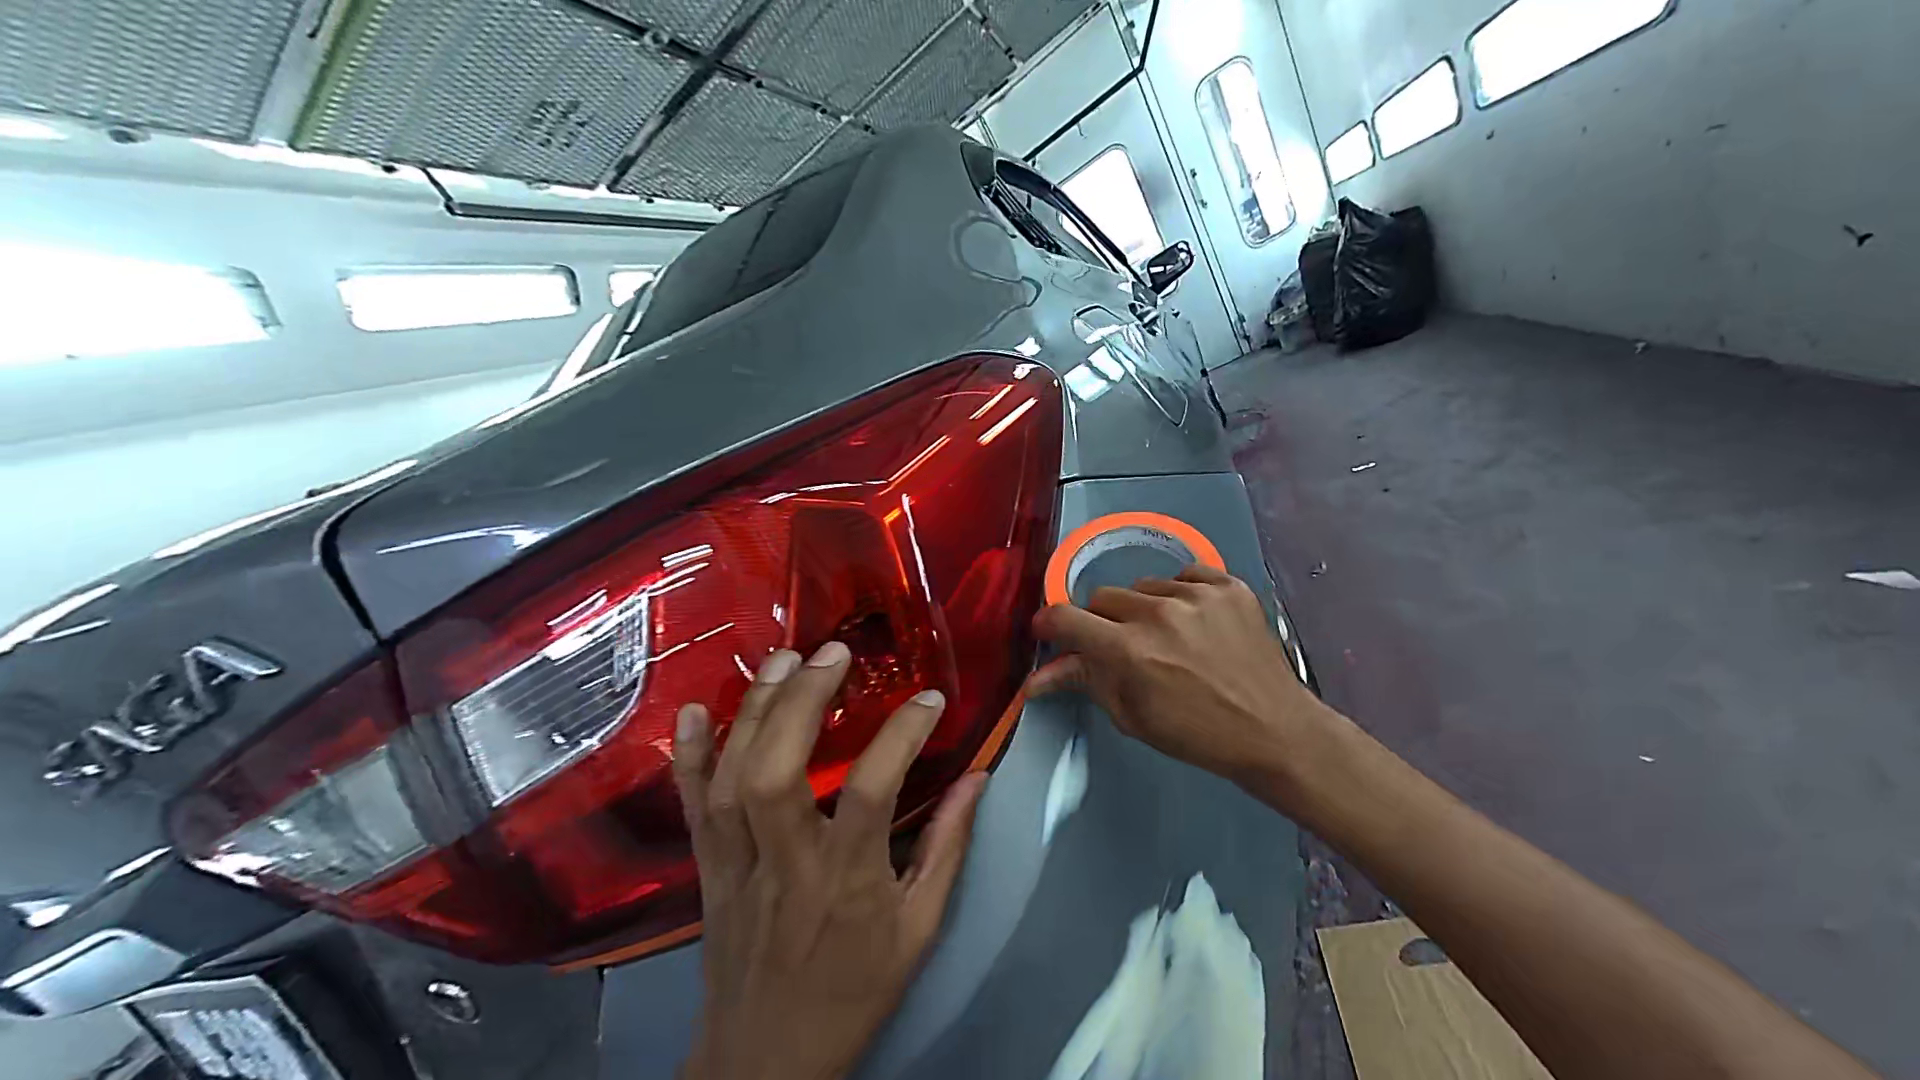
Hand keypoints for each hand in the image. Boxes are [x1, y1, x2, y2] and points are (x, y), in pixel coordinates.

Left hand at [674, 642, 987, 1079]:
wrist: (767, 1058)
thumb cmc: (855, 990)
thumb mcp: (919, 930)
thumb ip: (947, 849)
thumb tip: (976, 778)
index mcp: (846, 880)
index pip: (872, 792)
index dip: (902, 735)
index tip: (928, 698)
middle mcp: (785, 863)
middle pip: (779, 773)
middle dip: (802, 702)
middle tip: (832, 652)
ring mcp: (736, 864)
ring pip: (733, 779)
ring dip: (753, 711)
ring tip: (783, 658)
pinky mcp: (706, 869)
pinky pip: (691, 808)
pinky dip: (687, 757)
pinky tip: (691, 711)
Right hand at [1026, 564, 1327, 788]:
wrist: (1275, 730)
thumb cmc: (1196, 734)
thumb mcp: (1131, 716)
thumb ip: (1084, 682)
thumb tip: (1036, 678)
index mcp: (1131, 650)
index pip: (1067, 618)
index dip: (1049, 623)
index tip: (1047, 631)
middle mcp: (1160, 613)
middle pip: (1102, 597)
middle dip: (1101, 622)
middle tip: (1118, 646)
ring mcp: (1198, 594)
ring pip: (1142, 585)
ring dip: (1140, 608)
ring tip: (1164, 635)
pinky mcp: (1229, 586)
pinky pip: (1183, 574)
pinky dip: (1178, 593)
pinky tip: (1191, 619)